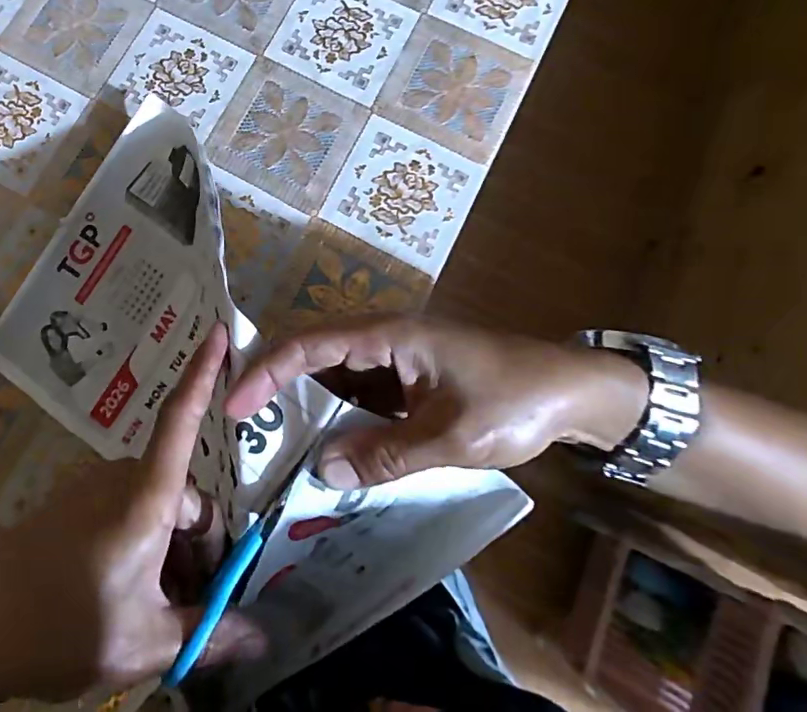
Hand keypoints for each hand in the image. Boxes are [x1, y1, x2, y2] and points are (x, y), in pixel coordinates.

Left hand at [0, 323, 263, 711]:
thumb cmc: (64, 630)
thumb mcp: (147, 642)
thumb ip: (208, 631)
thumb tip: (263, 637)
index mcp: (145, 499)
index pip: (181, 421)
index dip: (203, 374)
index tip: (219, 330)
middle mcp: (120, 479)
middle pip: (184, 494)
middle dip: (201, 545)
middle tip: (196, 602)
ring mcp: (91, 489)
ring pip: (157, 507)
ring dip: (172, 549)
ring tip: (160, 607)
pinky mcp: (71, 503)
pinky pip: (125, 509)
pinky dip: (142, 541)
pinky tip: (129, 590)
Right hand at [223, 315, 647, 488]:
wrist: (573, 392)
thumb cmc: (515, 401)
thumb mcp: (452, 435)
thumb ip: (388, 454)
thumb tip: (323, 471)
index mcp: (389, 335)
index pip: (310, 345)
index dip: (265, 372)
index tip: (232, 406)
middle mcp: (384, 339)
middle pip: (313, 354)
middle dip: (273, 385)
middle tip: (239, 427)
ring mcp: (395, 360)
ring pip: (334, 378)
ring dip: (304, 407)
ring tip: (268, 445)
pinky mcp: (407, 381)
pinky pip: (359, 397)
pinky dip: (337, 421)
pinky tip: (324, 451)